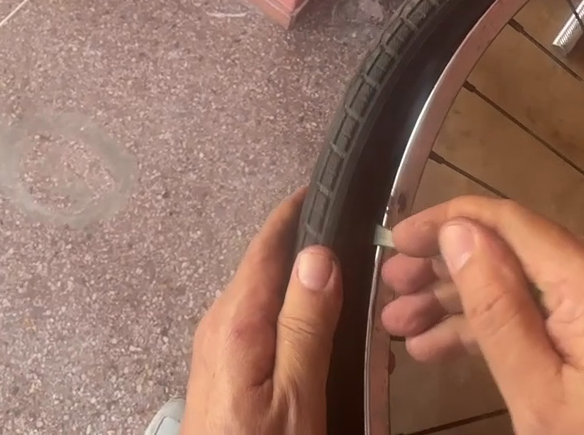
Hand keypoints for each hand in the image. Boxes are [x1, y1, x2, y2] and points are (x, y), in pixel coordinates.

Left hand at [181, 189, 341, 434]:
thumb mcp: (295, 399)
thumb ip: (304, 324)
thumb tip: (317, 252)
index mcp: (238, 318)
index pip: (269, 241)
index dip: (299, 208)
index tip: (335, 184)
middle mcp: (221, 320)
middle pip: (268, 262)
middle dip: (311, 247)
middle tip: (364, 248)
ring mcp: (218, 344)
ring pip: (267, 292)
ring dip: (306, 283)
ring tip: (354, 289)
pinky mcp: (223, 367)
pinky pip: (262, 319)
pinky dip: (294, 312)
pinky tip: (324, 332)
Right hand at [381, 196, 583, 434]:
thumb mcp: (540, 395)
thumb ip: (497, 308)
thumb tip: (457, 230)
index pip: (503, 219)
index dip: (444, 222)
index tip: (396, 241)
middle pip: (509, 247)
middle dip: (445, 268)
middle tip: (392, 289)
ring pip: (522, 279)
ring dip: (463, 301)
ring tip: (404, 324)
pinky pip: (545, 307)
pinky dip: (499, 323)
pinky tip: (445, 347)